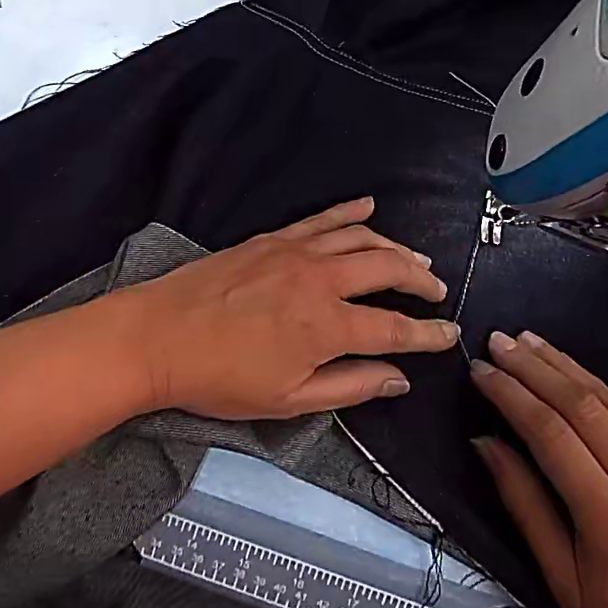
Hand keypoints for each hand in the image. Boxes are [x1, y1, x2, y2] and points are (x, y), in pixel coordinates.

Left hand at [114, 198, 458, 419]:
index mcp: (328, 326)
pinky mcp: (278, 238)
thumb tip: (398, 379)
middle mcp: (324, 280)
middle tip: (438, 290)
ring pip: (364, 239)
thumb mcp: (287, 400)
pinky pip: (325, 219)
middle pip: (389, 270)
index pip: (395, 329)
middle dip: (421, 280)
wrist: (157, 337)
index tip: (450, 333)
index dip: (427, 334)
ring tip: (416, 259)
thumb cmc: (220, 378)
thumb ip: (349, 386)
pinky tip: (369, 207)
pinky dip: (351, 212)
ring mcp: (301, 251)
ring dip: (396, 247)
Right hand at [470, 331, 607, 607]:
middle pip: (586, 408)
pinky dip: (598, 389)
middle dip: (536, 368)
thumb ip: (527, 510)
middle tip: (501, 341)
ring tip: (530, 342)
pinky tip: (574, 374)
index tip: (483, 371)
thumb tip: (487, 445)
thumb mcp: (567, 590)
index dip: (512, 396)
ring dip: (567, 367)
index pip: (554, 437)